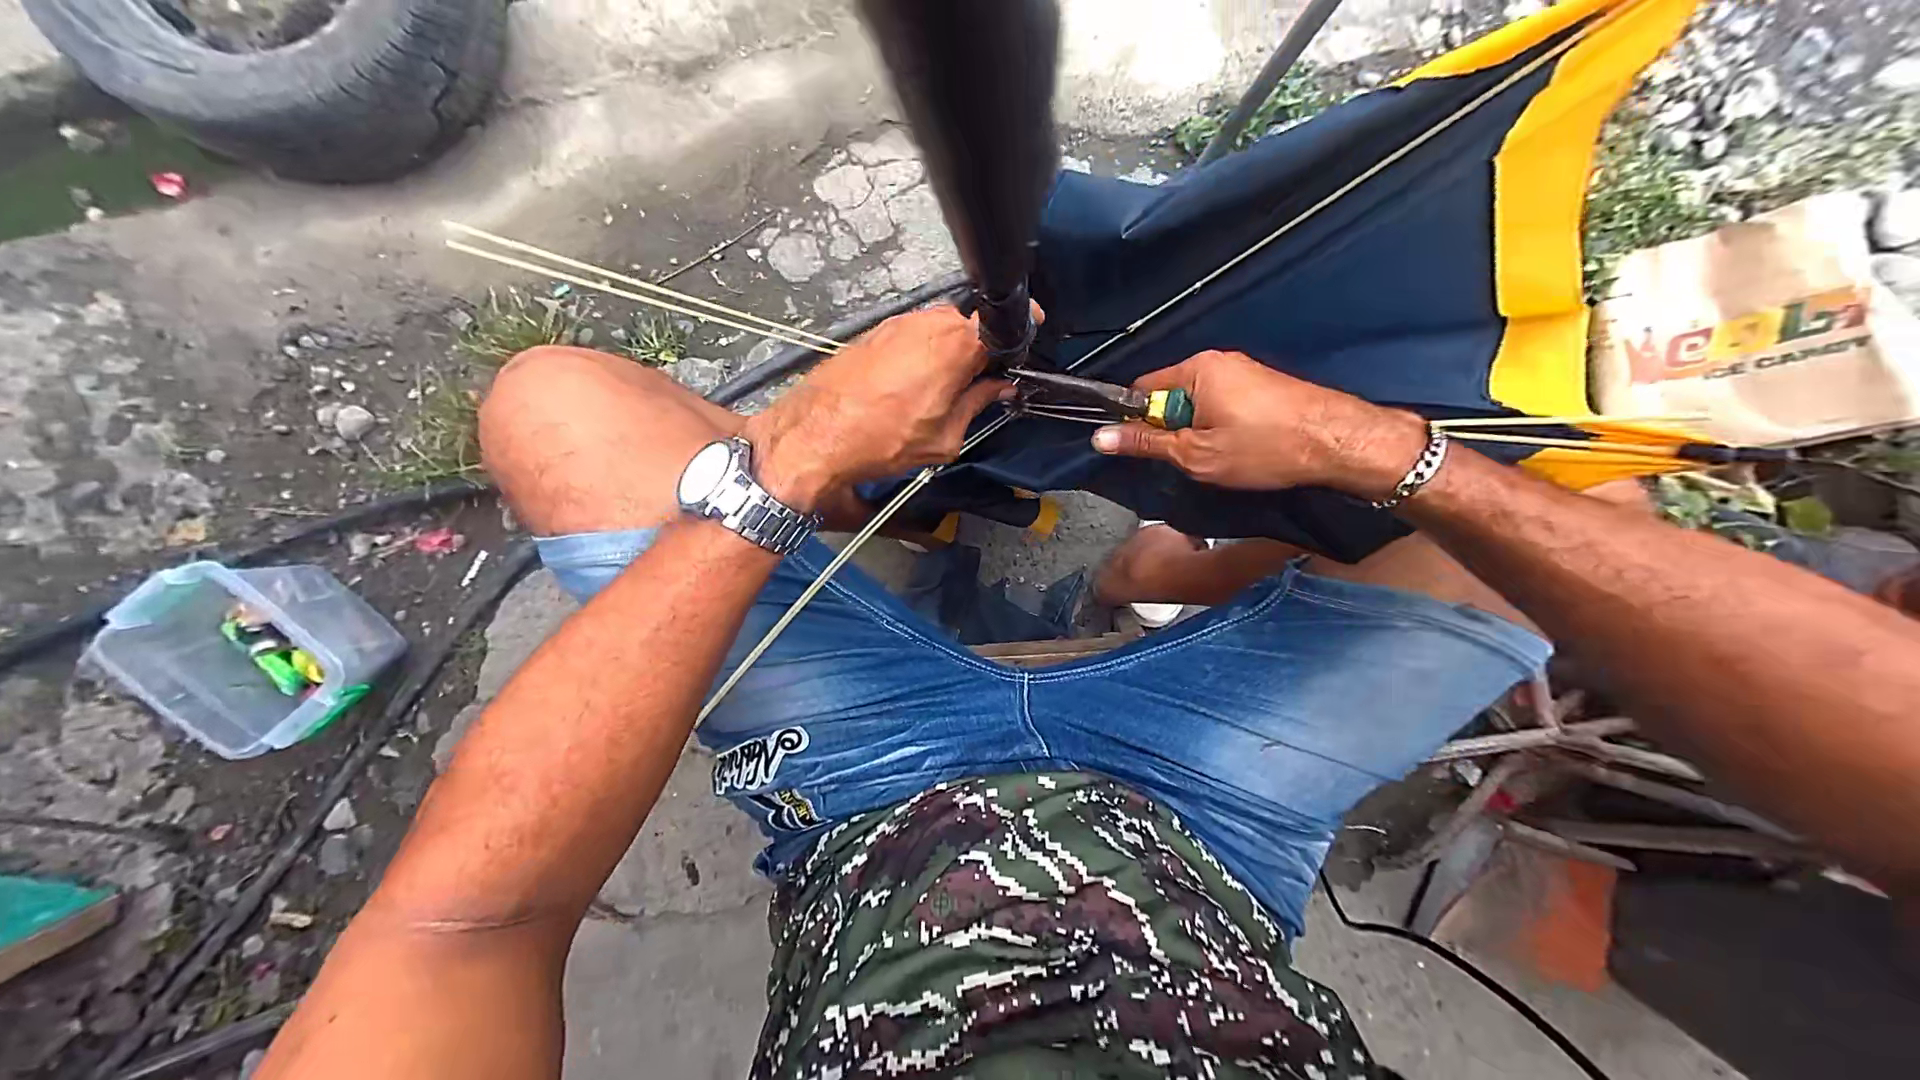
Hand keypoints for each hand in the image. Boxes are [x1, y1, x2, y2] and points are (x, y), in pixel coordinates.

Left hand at [741, 305, 1013, 509]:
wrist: (816, 436)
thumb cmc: (874, 439)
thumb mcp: (944, 438)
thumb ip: (978, 405)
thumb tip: (996, 391)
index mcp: (955, 347)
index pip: (1003, 322)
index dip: (1020, 331)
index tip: (1025, 342)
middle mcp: (927, 325)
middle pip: (970, 326)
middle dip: (979, 351)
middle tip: (980, 384)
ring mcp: (897, 324)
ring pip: (940, 329)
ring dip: (948, 353)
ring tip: (939, 392)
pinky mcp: (875, 332)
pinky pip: (912, 335)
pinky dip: (922, 354)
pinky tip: (912, 387)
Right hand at [1088, 350, 1428, 498]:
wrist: (1339, 443)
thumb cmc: (1265, 447)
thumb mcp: (1195, 453)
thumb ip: (1145, 443)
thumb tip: (1101, 437)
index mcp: (1196, 370)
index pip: (1141, 390)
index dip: (1135, 421)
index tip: (1142, 447)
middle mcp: (1218, 361)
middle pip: (1169, 396)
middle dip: (1171, 428)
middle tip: (1187, 458)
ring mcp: (1242, 371)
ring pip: (1196, 403)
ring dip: (1197, 430)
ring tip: (1217, 456)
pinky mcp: (1260, 385)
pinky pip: (1221, 403)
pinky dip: (1220, 426)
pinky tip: (1238, 448)